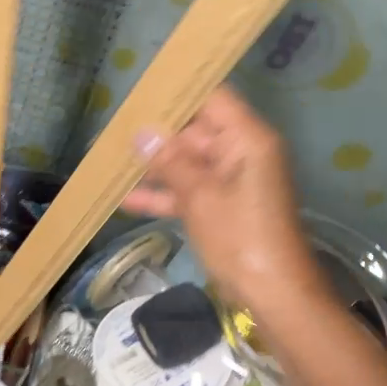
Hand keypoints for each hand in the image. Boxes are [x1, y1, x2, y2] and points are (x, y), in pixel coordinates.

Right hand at [122, 87, 323, 318]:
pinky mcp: (224, 208)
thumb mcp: (199, 197)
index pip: (213, 98)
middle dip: (158, 134)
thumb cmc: (240, 238)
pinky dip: (165, 196)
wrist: (272, 292)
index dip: (179, 93)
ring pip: (189, 164)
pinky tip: (127, 201)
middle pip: (196, 131)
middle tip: (116, 132)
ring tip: (113, 163)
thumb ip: (170, 162)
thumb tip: (141, 134)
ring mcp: (233, 182)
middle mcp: (243, 153)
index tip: (143, 93)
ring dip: (155, 167)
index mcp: (247, 139)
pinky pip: (190, 192)